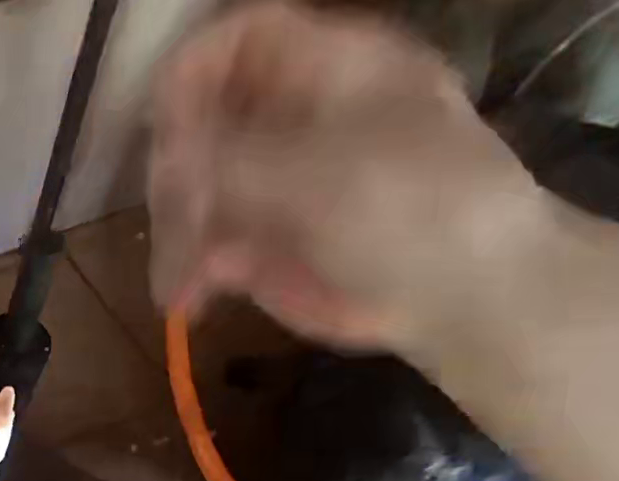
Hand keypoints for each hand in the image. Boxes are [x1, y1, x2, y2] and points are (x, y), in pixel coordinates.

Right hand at [146, 1, 546, 350]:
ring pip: (181, 196)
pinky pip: (191, 251)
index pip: (235, 41)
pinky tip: (187, 301)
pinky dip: (180, 275)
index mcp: (320, 73)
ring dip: (172, 238)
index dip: (190, 72)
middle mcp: (281, 125)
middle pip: (192, 126)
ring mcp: (259, 190)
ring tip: (182, 282)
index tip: (163, 129)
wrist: (455, 295)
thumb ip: (235, 161)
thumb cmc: (417, 207)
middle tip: (185, 222)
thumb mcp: (327, 172)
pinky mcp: (247, 246)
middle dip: (175, 178)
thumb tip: (164, 164)